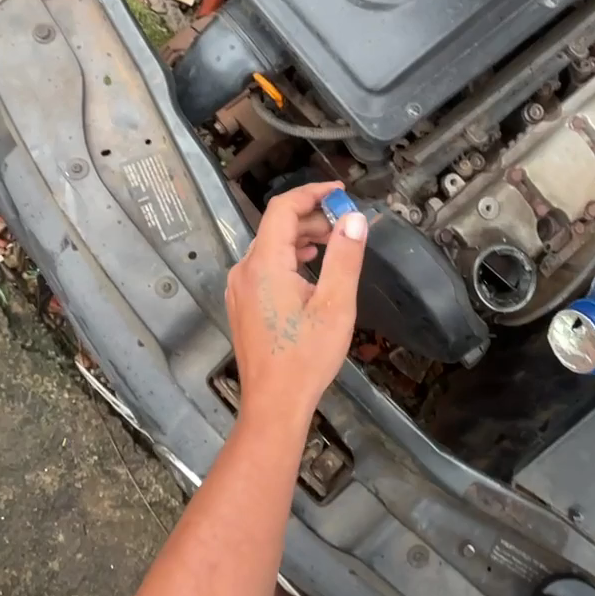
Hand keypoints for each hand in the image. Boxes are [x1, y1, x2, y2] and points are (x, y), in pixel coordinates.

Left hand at [224, 182, 368, 430]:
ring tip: (335, 243)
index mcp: (265, 265)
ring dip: (303, 238)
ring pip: (271, 246)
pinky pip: (265, 266)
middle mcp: (245, 271)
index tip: (339, 192)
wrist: (275, 403)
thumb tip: (354, 220)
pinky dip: (290, 258)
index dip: (312, 193)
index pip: (283, 208)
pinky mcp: (243, 304)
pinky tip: (310, 268)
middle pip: (277, 226)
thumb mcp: (335, 304)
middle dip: (313, 218)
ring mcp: (240, 288)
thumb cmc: (305, 358)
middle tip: (345, 223)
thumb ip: (345, 256)